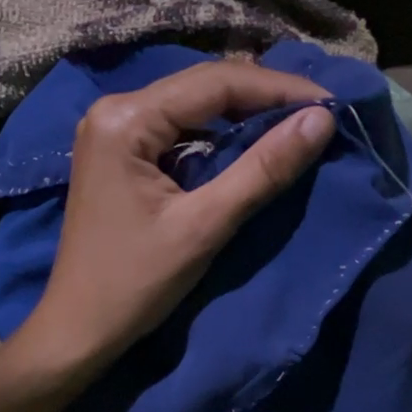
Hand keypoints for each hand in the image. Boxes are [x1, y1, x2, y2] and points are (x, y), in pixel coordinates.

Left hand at [18, 60, 336, 369]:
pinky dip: (217, 138)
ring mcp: (112, 131)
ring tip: (295, 128)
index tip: (331, 104)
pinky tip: (250, 147)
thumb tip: (322, 119)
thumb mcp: (204, 226)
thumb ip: (262, 170)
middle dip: (263, 98)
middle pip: (202, 87)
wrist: (80, 328)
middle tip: (319, 115)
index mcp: (125, 119)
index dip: (278, 89)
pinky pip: (178, 131)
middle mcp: (114, 110)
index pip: (215, 83)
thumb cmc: (135, 283)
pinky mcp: (118, 155)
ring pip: (192, 107)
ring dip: (243, 117)